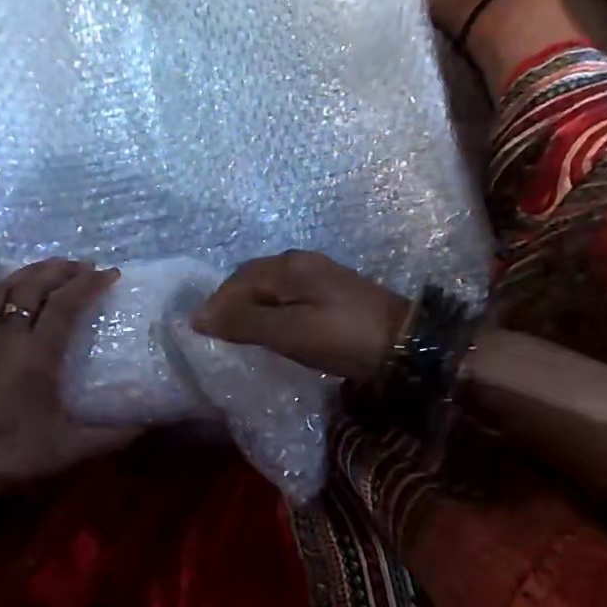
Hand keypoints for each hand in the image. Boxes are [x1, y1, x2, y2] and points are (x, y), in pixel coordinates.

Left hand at [0, 260, 138, 494]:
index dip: (88, 285)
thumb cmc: (21, 452)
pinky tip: (28, 287)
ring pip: (9, 287)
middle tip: (89, 266)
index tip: (111, 274)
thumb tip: (154, 424)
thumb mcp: (75, 447)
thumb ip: (117, 434)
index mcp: (37, 356)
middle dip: (62, 270)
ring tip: (61, 268)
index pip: (63, 305)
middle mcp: (11, 338)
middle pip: (34, 286)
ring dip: (36, 272)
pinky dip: (14, 284)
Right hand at [190, 250, 407, 381]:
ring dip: (249, 307)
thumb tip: (199, 317)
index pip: (238, 280)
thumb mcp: (290, 332)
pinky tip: (270, 329)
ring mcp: (318, 275)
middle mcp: (301, 262)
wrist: (407, 344)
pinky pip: (286, 296)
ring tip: (237, 335)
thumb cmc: (344, 338)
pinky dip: (269, 311)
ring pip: (270, 287)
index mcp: (289, 267)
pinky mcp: (331, 292)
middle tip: (215, 334)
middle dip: (230, 303)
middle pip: (252, 279)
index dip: (216, 305)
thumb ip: (245, 323)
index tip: (200, 332)